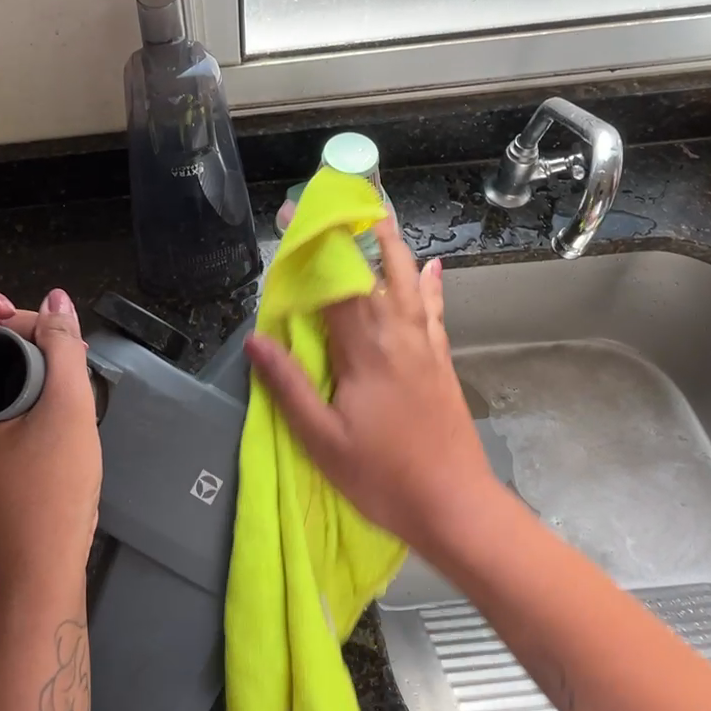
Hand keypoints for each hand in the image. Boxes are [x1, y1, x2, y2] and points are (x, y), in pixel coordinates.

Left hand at [0, 280, 101, 573]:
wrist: (43, 560)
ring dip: (29, 351)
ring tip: (70, 371)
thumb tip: (56, 300)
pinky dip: (29, 375)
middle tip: (59, 349)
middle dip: (16, 325)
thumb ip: (62, 345)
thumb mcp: (66, 407)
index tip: (17, 315)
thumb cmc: (48, 487)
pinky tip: (64, 393)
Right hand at [244, 220, 497, 552]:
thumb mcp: (322, 440)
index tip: (293, 218)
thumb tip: (255, 340)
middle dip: (351, 232)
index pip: (334, 284)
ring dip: (392, 245)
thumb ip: (288, 386)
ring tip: (379, 215)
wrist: (455, 505)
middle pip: (374, 270)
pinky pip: (433, 309)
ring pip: (409, 281)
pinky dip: (429, 283)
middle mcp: (397, 336)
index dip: (313, 246)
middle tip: (333, 205)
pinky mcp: (441, 360)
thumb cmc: (382, 477)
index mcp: (364, 351)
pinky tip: (432, 267)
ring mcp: (424, 345)